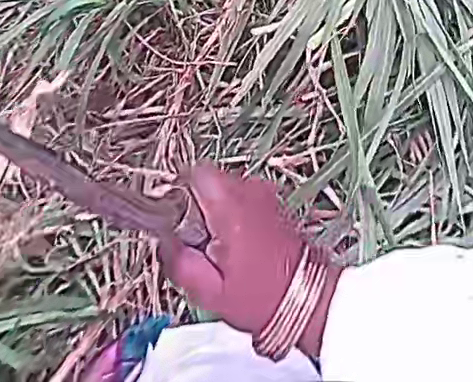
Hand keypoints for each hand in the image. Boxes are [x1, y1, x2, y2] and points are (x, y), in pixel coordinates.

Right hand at [159, 165, 339, 357]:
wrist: (307, 299)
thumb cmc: (261, 298)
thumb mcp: (209, 291)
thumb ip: (179, 261)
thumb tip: (165, 239)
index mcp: (230, 205)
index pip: (193, 174)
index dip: (178, 195)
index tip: (178, 222)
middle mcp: (248, 189)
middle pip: (206, 180)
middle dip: (196, 206)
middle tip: (201, 242)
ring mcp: (263, 191)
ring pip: (222, 187)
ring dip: (215, 209)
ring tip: (223, 247)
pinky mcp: (271, 198)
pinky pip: (240, 195)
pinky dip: (234, 212)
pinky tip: (240, 244)